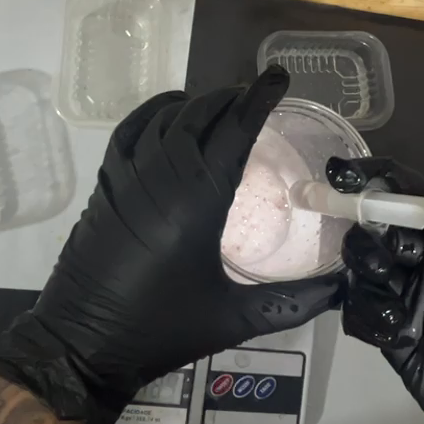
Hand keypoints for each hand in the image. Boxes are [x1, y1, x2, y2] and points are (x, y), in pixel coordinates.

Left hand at [0, 66, 343, 423]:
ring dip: (197, 102)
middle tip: (256, 96)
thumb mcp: (233, 319)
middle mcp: (162, 178)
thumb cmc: (161, 331)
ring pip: (166, 117)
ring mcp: (128, 176)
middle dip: (232, 97)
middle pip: (200, 115)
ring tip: (222, 103)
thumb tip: (341, 289)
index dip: (259, 100)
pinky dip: (154, 111)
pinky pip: (130, 130)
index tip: (279, 77)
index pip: (234, 132)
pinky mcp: (106, 184)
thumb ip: (292, 302)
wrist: (82, 346)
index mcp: (198, 203)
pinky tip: (171, 112)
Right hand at [337, 158, 423, 423]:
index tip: (341, 174)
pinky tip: (393, 334)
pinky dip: (366, 314)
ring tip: (393, 303)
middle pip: (381, 223)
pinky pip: (360, 308)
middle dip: (373, 231)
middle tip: (395, 263)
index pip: (417, 194)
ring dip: (367, 271)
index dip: (379, 178)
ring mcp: (410, 294)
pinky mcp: (392, 331)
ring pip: (365, 262)